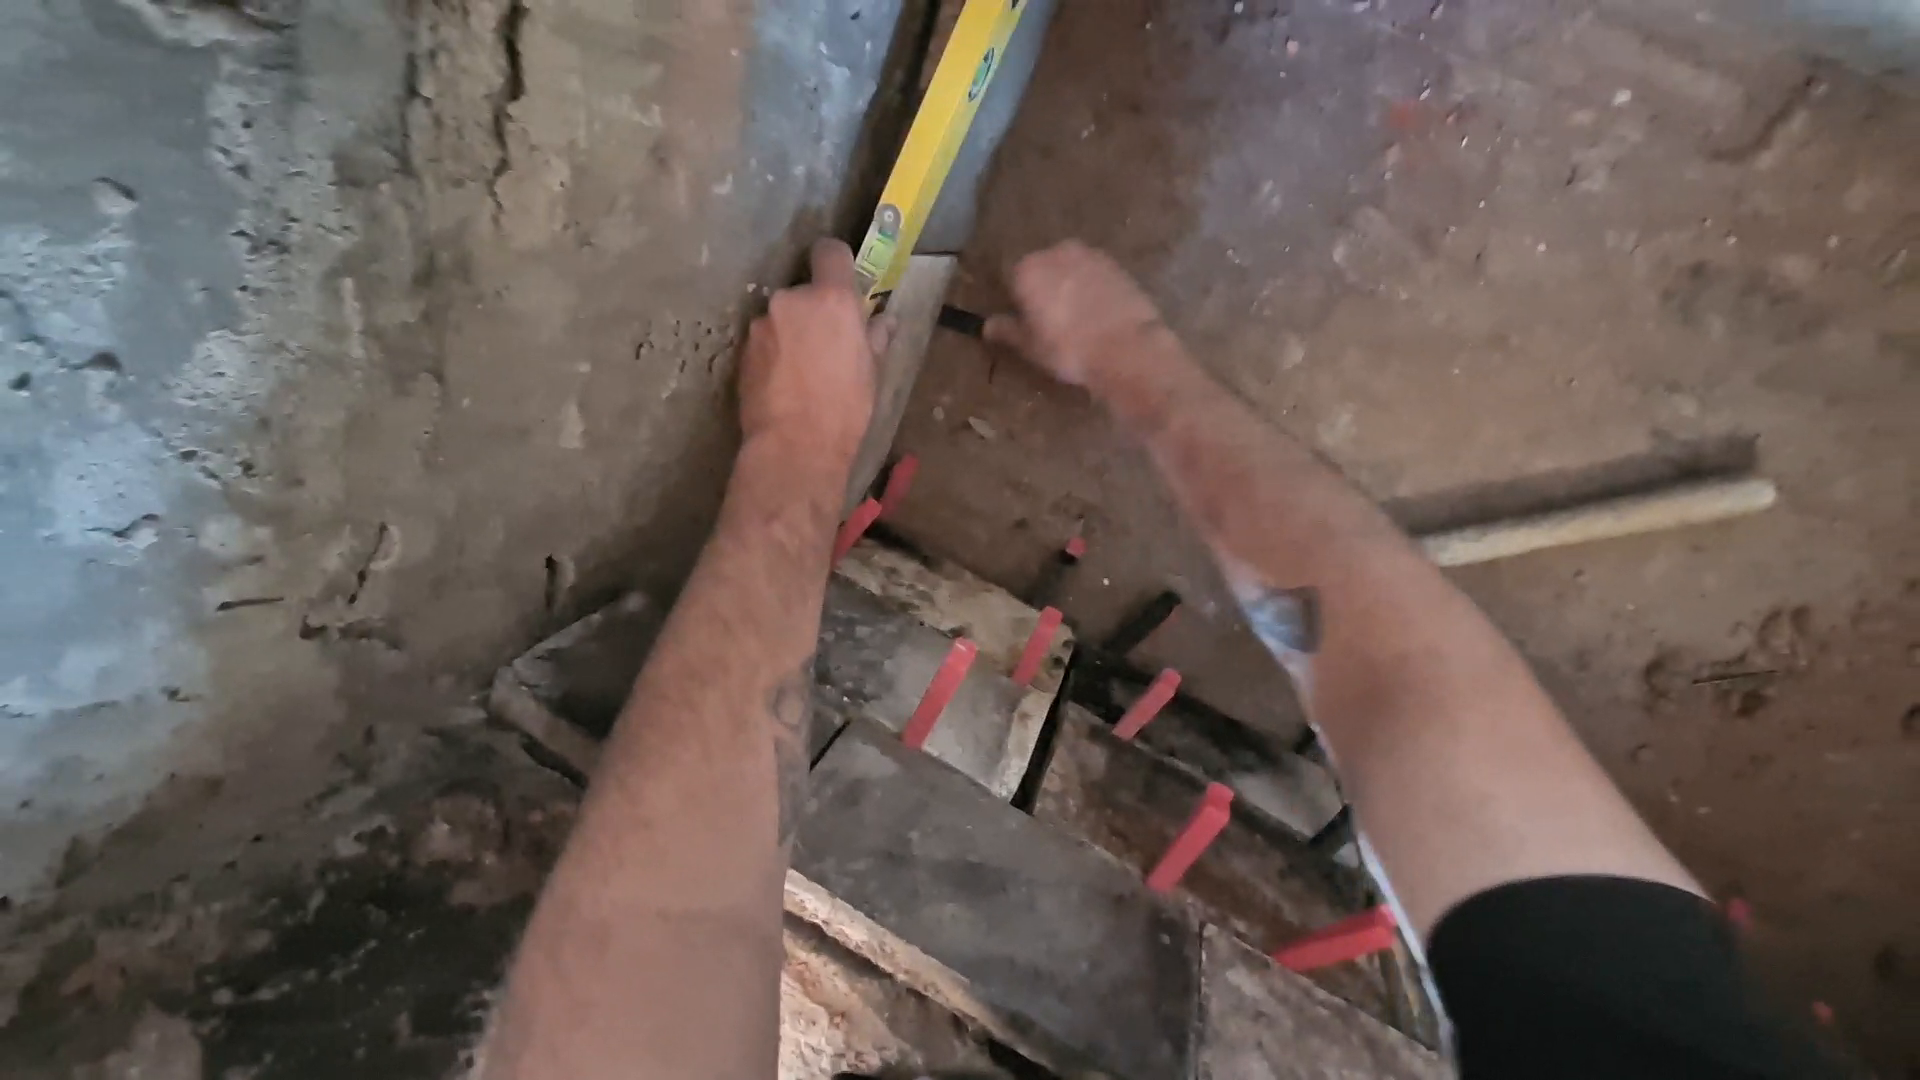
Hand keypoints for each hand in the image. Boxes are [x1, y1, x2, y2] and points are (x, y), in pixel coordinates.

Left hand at [738, 239, 885, 467]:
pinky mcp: (744, 349)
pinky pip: (765, 341)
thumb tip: (884, 321)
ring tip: (802, 371)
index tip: (841, 284)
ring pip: (782, 318)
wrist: (795, 445)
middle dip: (813, 311)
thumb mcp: (871, 372)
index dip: (836, 264)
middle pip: (804, 291)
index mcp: (831, 299)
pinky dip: (774, 353)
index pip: (830, 252)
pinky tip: (784, 383)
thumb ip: (875, 337)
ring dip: (791, 333)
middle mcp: (792, 300)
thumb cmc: (845, 408)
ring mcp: (763, 324)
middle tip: (826, 345)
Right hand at [984, 241, 1166, 387]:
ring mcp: (1089, 255)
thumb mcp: (1031, 347)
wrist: (1127, 348)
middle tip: (1050, 322)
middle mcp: (1056, 252)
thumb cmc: (1068, 349)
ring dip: (1068, 287)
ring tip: (1076, 319)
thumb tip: (987, 325)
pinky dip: (1091, 289)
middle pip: (1041, 269)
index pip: (1010, 279)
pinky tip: (1097, 314)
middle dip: (1043, 289)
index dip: (1016, 301)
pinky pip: (1093, 275)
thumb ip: (1008, 331)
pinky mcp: (1116, 264)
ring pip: (1069, 270)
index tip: (1024, 321)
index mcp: (1027, 269)